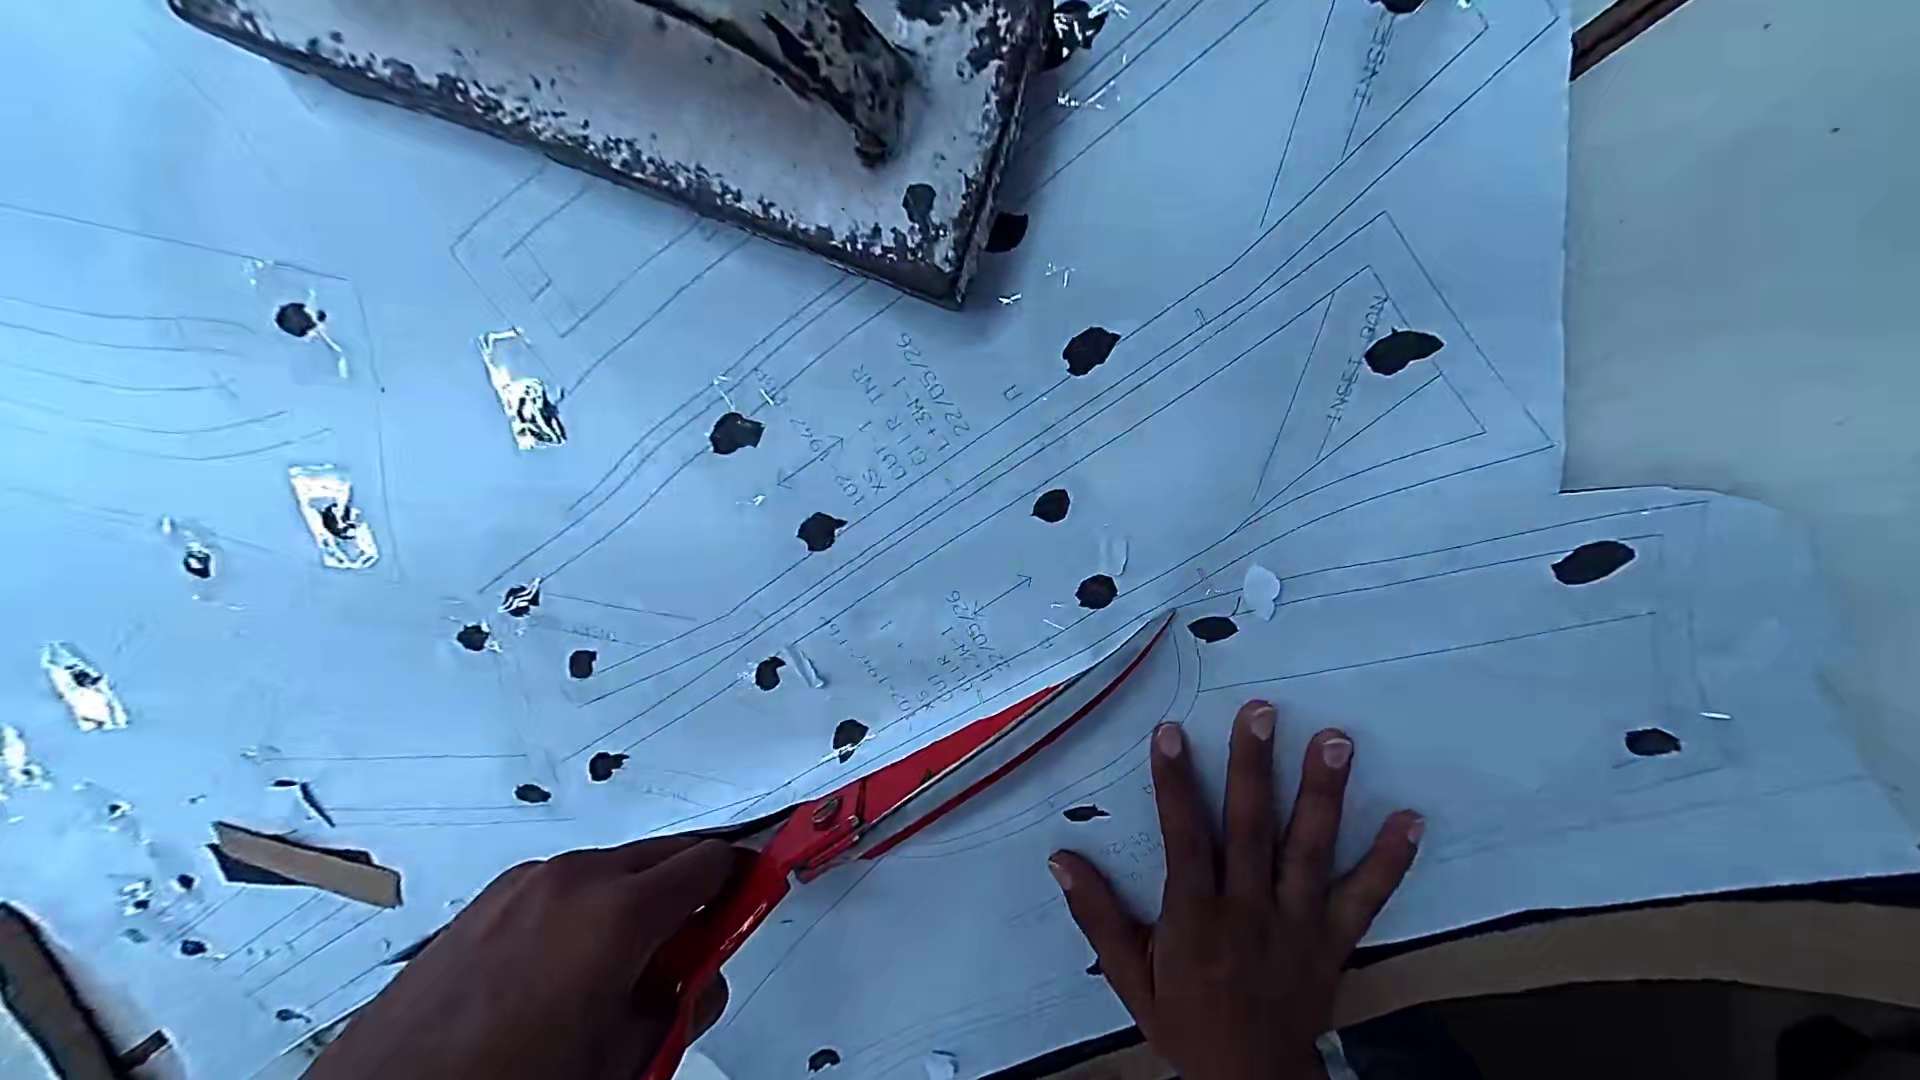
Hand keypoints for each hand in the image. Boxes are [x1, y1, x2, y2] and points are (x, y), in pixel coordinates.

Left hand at [309, 837, 736, 1079]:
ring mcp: (528, 880)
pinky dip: (588, 906)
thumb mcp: (624, 1063)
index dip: (740, 879)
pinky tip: (561, 968)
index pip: (713, 861)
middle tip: (689, 946)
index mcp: (619, 912)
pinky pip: (567, 883)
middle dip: (692, 889)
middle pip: (670, 852)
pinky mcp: (489, 897)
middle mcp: (578, 876)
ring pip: (618, 867)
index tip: (746, 903)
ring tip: (616, 968)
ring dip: (639, 898)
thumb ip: (683, 1004)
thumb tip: (703, 975)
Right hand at [1050, 702, 1421, 1079]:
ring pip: (1311, 851)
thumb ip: (1097, 916)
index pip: (1184, 840)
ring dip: (1323, 794)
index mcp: (1197, 918)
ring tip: (1335, 741)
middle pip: (1252, 830)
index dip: (1175, 785)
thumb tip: (1060, 859)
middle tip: (1263, 713)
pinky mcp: (1334, 941)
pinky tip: (1410, 818)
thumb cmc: (1185, 1020)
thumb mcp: (1129, 977)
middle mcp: (1250, 911)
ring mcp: (1299, 924)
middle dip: (1254, 767)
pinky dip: (1389, 860)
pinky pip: (1366, 898)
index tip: (1171, 733)